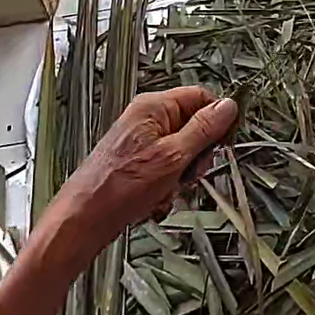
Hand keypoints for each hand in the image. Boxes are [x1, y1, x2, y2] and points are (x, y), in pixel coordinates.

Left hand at [49, 87, 239, 246]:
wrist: (86, 218)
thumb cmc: (119, 186)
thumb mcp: (174, 156)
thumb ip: (204, 129)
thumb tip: (228, 106)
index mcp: (154, 106)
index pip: (201, 97)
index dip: (218, 119)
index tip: (225, 142)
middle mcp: (147, 119)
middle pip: (195, 127)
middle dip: (198, 154)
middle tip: (190, 172)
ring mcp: (143, 141)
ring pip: (184, 152)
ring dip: (183, 175)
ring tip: (169, 188)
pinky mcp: (139, 163)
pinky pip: (169, 169)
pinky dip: (169, 186)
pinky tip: (157, 198)